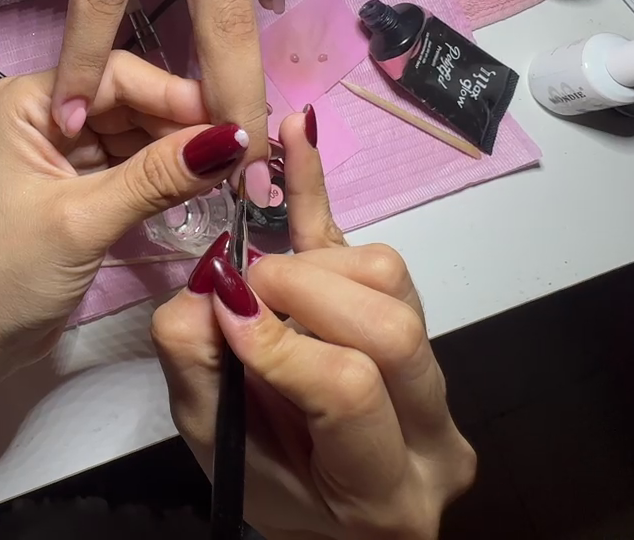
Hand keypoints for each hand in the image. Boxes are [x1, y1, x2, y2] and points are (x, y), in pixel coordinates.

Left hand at [0, 51, 251, 371]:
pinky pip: (133, 162)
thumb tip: (232, 139)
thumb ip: (156, 177)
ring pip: (137, 131)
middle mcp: (47, 111)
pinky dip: (166, 173)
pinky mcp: (80, 180)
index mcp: (29, 100)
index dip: (175, 95)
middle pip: (130, 100)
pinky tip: (205, 181)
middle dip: (184, 123)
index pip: (113, 76)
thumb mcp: (84, 219)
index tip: (235, 122)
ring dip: (181, 149)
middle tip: (246, 148)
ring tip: (236, 166)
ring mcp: (64, 146)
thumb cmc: (8, 272)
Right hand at [151, 107, 475, 537]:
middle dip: (295, 289)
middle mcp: (434, 433)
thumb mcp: (212, 444)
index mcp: (382, 486)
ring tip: (265, 272)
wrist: (320, 501)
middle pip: (385, 326)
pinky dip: (323, 191)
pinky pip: (368, 245)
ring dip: (314, 265)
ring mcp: (436, 374)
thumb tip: (208, 285)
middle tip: (242, 288)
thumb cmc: (265, 484)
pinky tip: (298, 133)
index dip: (275, 339)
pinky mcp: (406, 316)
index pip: (348, 385)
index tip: (222, 309)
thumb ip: (197, 365)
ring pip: (391, 281)